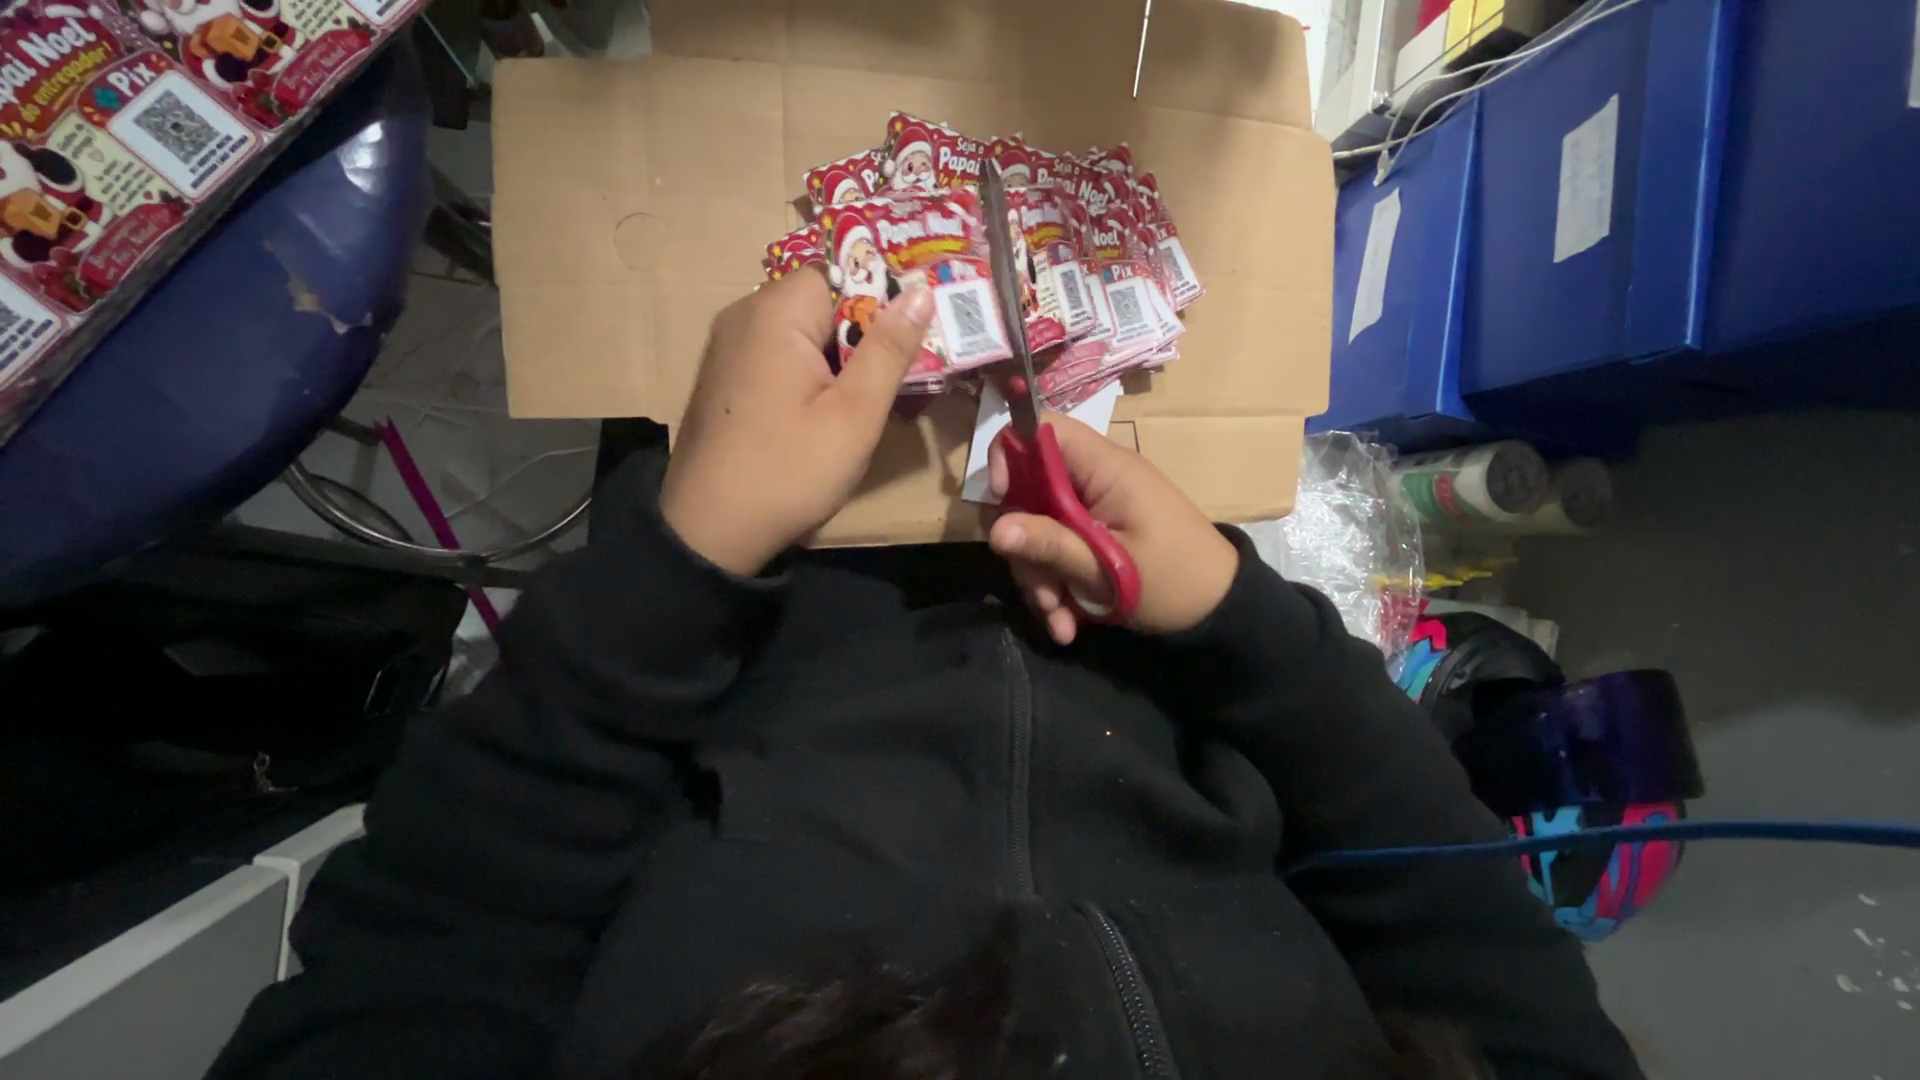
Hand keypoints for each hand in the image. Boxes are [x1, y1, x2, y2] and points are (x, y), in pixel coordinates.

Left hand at [660, 266, 934, 575]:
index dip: (882, 302)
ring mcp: (729, 347)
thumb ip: (890, 349)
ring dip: (841, 359)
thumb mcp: (855, 415)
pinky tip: (829, 415)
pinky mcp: (726, 377)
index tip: (911, 342)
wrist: (710, 530)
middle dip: (865, 335)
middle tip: (901, 380)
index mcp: (776, 313)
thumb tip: (922, 290)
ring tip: (869, 403)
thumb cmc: (789, 471)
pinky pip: (780, 356)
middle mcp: (745, 315)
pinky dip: (812, 375)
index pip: (842, 272)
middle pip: (823, 302)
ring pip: (803, 332)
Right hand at [988, 414, 1237, 643]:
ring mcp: (1094, 509)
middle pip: (1030, 492)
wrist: (1221, 609)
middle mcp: (1095, 480)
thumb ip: (1051, 546)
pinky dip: (1058, 586)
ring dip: (1041, 578)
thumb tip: (995, 530)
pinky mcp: (1095, 535)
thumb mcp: (1107, 569)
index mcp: (1104, 468)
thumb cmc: (1173, 580)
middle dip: (1026, 547)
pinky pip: (1059, 550)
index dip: (1012, 454)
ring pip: (1039, 529)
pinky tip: (1067, 623)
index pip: (1042, 429)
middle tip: (1042, 594)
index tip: (1003, 498)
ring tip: (1059, 620)